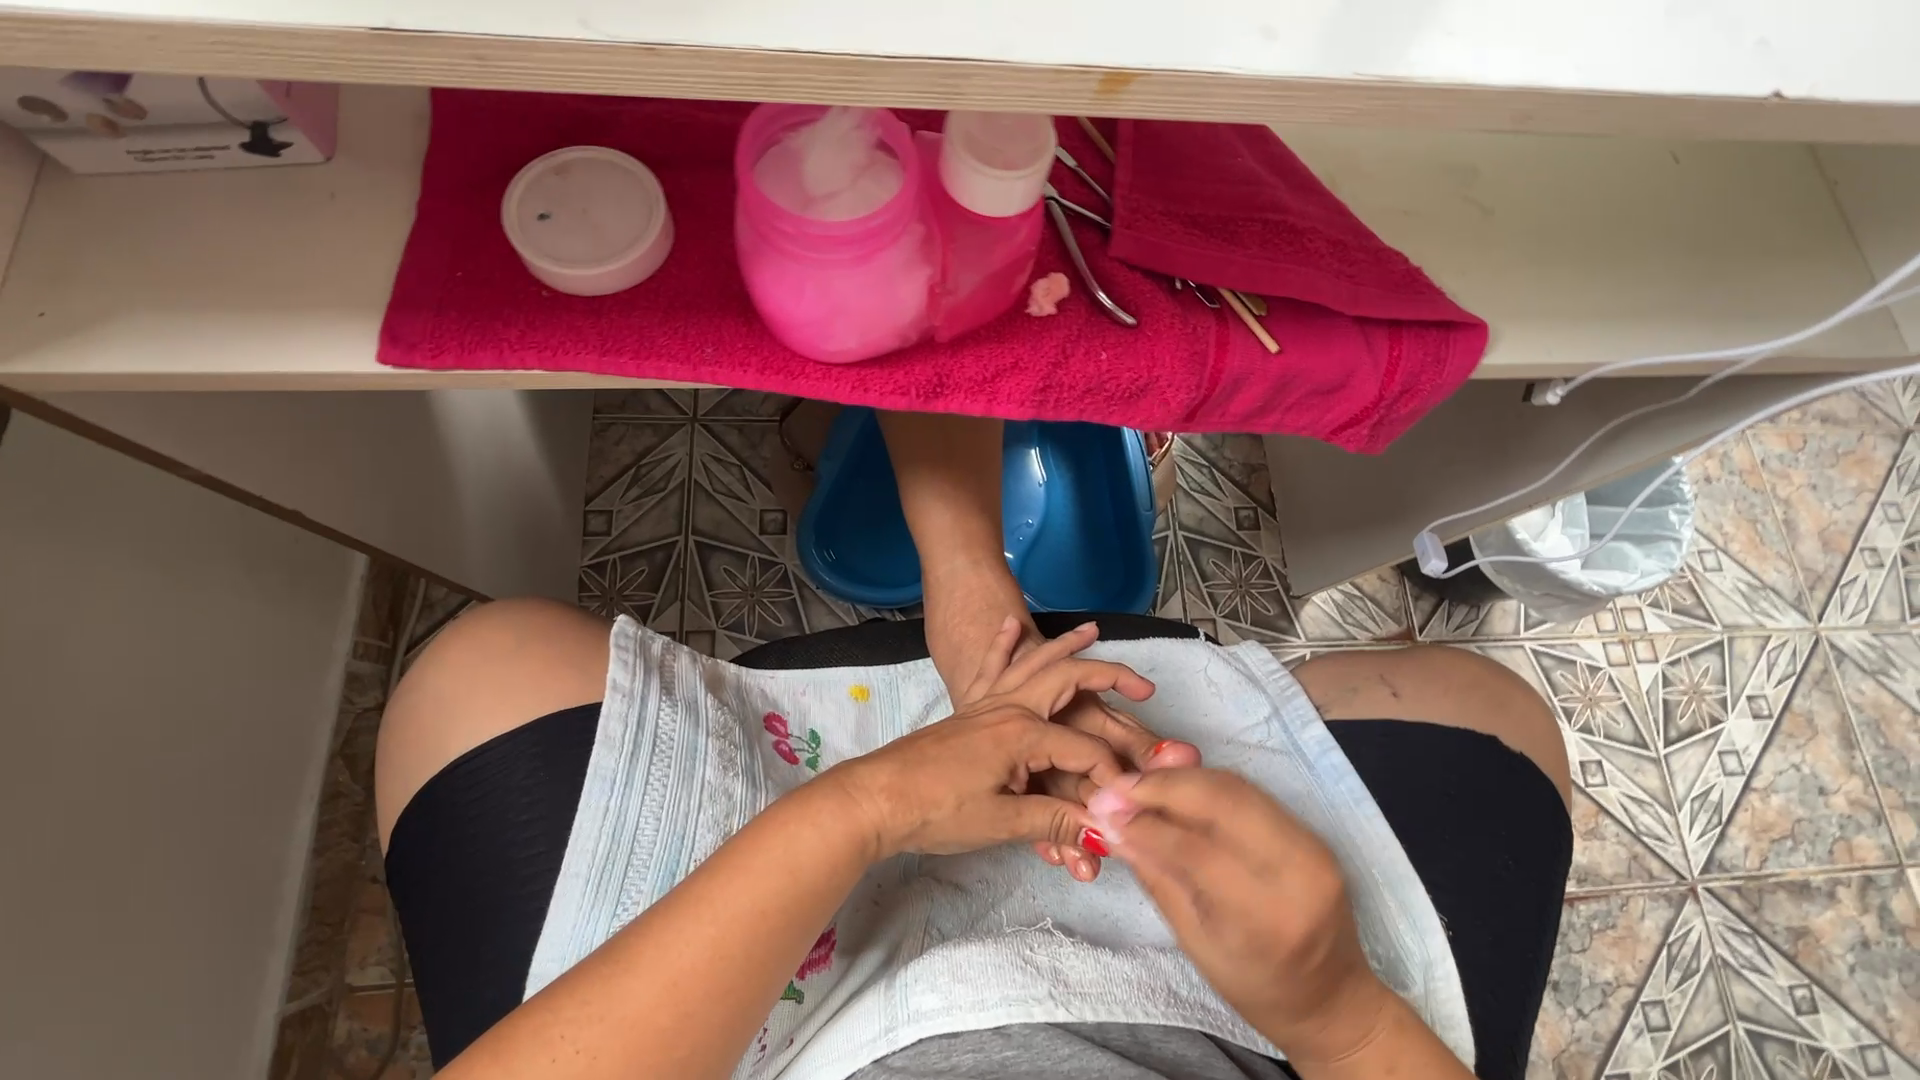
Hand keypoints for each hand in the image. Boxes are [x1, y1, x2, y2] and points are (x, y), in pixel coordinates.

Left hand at [822, 633, 1155, 860]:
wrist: (875, 798)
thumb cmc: (935, 809)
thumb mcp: (999, 821)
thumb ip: (1054, 823)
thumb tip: (1103, 834)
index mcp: (1023, 734)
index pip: (1085, 752)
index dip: (1111, 779)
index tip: (1129, 804)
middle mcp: (1010, 709)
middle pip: (1067, 682)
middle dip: (1107, 678)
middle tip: (1142, 683)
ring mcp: (987, 706)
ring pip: (1032, 666)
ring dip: (1064, 646)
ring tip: (1091, 629)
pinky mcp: (968, 712)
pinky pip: (990, 669)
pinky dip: (1003, 646)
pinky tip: (1010, 627)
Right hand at [1088, 769, 1394, 1065]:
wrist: (1332, 998)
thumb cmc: (1255, 985)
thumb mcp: (1194, 940)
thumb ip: (1157, 875)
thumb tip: (1111, 826)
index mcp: (1265, 916)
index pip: (1194, 848)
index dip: (1143, 822)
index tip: (1102, 806)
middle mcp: (1297, 872)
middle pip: (1221, 800)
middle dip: (1161, 784)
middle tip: (1117, 784)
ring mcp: (1312, 847)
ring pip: (1237, 787)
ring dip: (1182, 778)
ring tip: (1139, 782)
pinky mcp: (1314, 834)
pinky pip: (1252, 795)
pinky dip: (1208, 785)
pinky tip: (1176, 789)